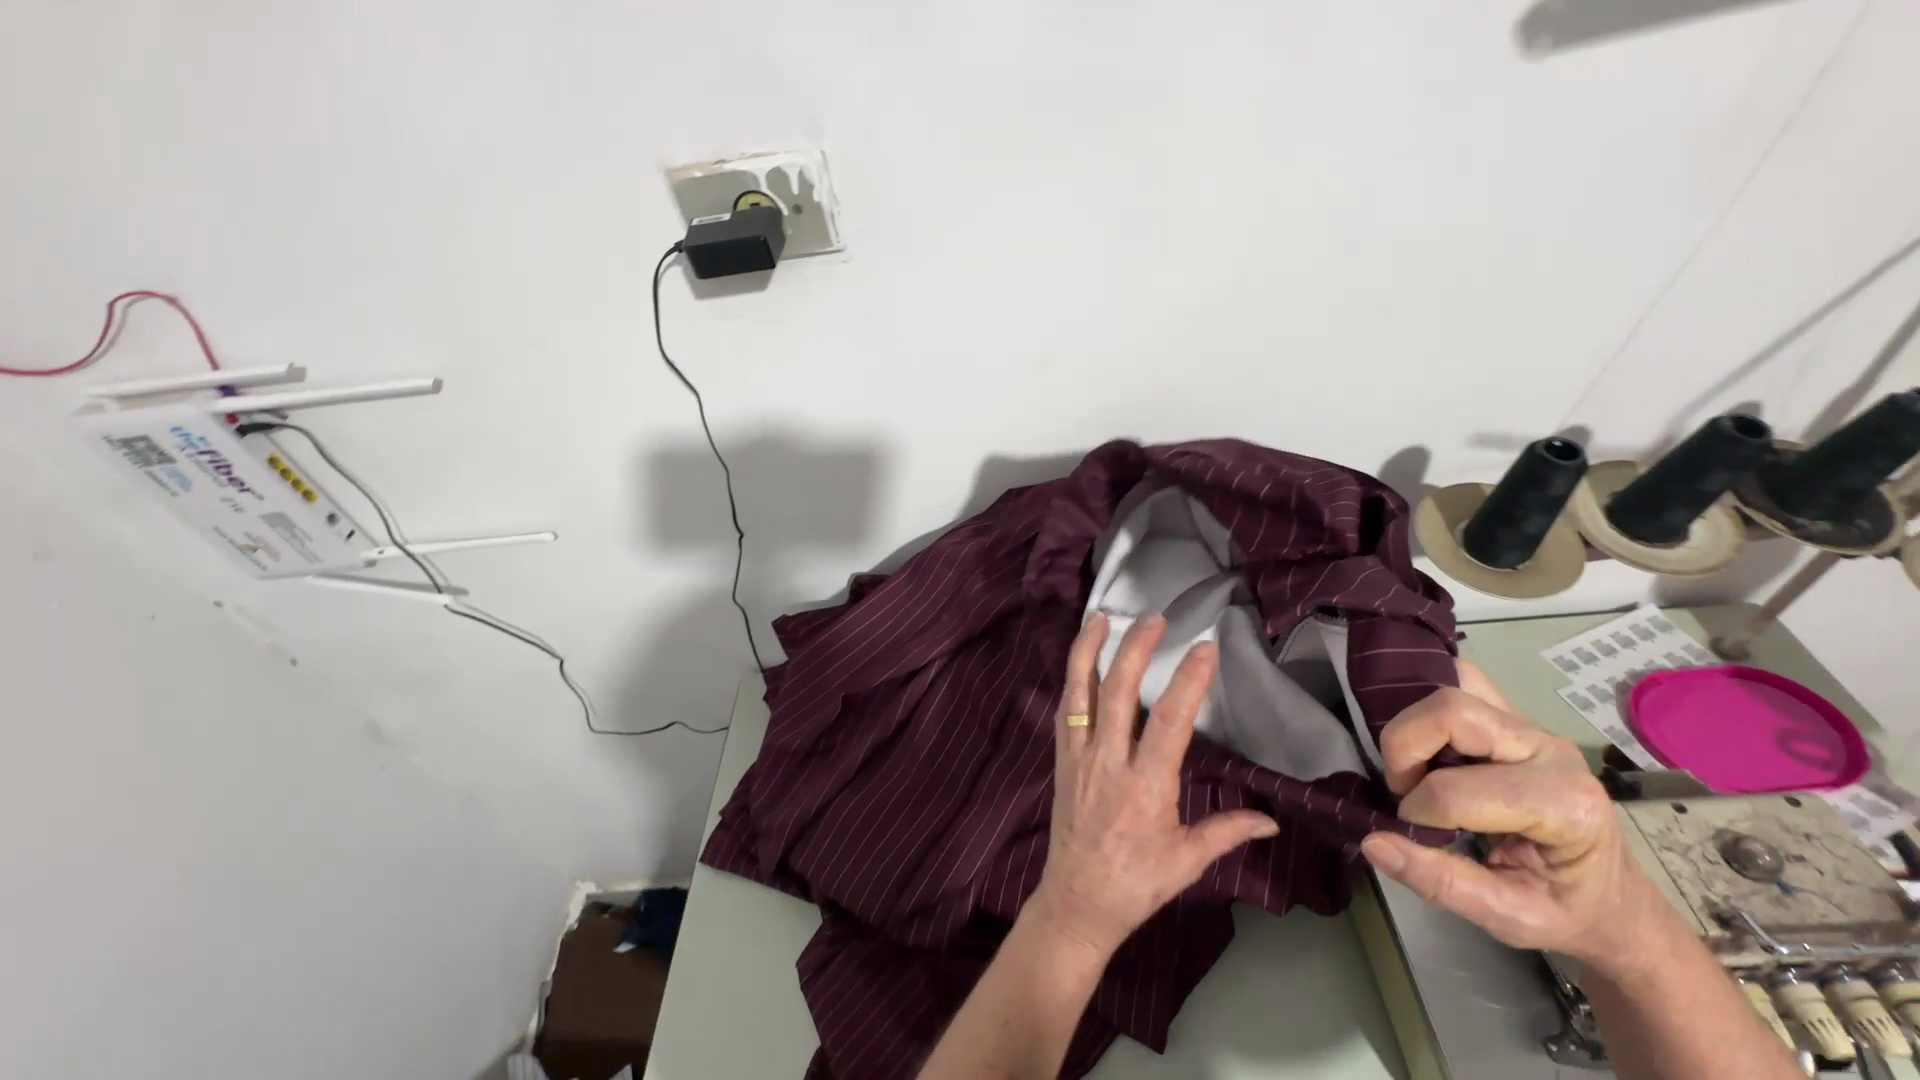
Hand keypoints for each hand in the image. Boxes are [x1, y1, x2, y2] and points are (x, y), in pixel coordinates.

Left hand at [1026, 613, 1280, 957]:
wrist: (1077, 902)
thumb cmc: (1137, 884)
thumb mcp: (1188, 862)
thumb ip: (1228, 831)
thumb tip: (1273, 819)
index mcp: (1145, 785)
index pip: (1169, 721)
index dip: (1187, 681)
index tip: (1204, 648)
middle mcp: (1108, 762)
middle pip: (1119, 692)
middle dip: (1136, 649)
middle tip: (1156, 619)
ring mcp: (1079, 757)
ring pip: (1081, 693)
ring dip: (1089, 651)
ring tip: (1102, 617)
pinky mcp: (1062, 760)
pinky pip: (1065, 711)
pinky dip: (1073, 680)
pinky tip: (1080, 659)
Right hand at [1359, 661, 1660, 971]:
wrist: (1614, 900)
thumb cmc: (1568, 912)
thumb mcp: (1510, 920)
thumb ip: (1440, 881)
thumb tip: (1372, 843)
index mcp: (1563, 806)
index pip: (1455, 790)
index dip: (1417, 815)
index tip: (1418, 840)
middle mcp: (1551, 752)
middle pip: (1451, 711)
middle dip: (1405, 750)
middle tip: (1405, 792)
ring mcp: (1535, 728)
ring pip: (1455, 686)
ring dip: (1416, 726)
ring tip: (1417, 769)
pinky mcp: (1517, 718)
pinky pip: (1465, 684)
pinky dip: (1431, 707)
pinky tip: (1429, 749)